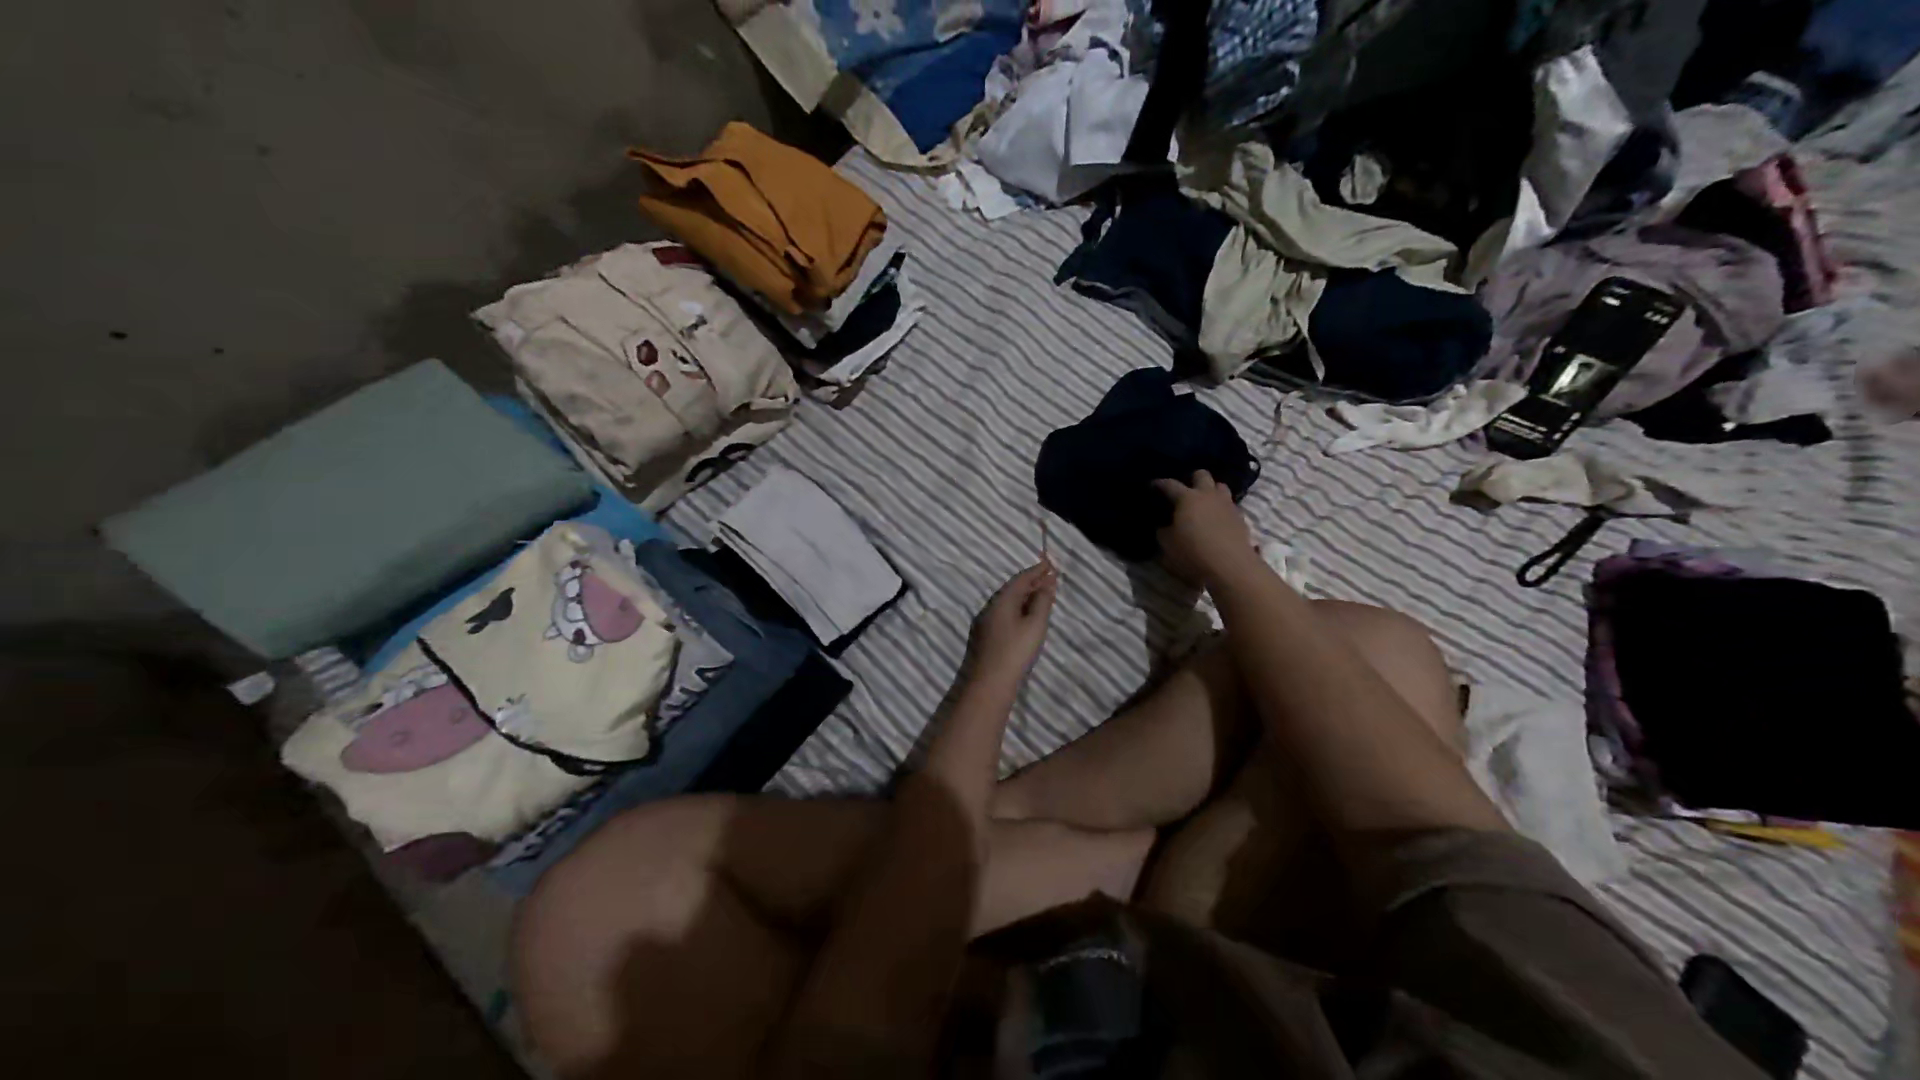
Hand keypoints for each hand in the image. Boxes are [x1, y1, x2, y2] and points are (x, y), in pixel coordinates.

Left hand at [964, 559, 1057, 687]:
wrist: (989, 683)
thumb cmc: (1015, 651)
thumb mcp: (1035, 625)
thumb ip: (1042, 602)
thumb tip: (1046, 585)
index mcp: (1001, 600)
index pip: (1020, 579)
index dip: (1036, 571)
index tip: (1049, 564)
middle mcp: (990, 607)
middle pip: (1013, 589)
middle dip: (1031, 583)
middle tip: (1049, 578)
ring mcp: (985, 622)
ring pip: (1008, 603)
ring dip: (1025, 596)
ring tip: (1042, 595)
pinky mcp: (985, 636)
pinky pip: (1004, 614)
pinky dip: (1018, 609)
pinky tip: (1026, 616)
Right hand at [1153, 471, 1257, 586]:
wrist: (1230, 565)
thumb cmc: (1193, 552)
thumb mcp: (1168, 545)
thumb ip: (1163, 532)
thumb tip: (1164, 527)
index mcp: (1187, 498)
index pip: (1170, 484)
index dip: (1159, 483)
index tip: (1153, 485)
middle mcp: (1208, 495)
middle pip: (1202, 474)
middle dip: (1193, 479)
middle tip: (1185, 492)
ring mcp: (1227, 504)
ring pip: (1221, 486)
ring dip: (1212, 491)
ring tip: (1205, 503)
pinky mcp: (1241, 517)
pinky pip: (1230, 505)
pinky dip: (1223, 508)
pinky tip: (1218, 520)